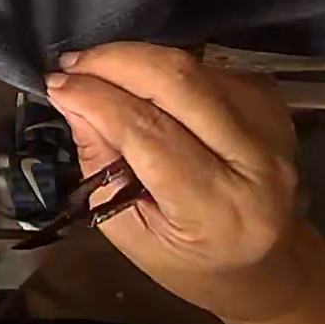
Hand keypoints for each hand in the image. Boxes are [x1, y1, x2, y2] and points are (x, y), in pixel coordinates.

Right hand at [45, 43, 309, 321]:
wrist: (267, 264)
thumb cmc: (186, 258)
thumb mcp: (125, 228)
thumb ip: (98, 161)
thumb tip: (70, 97)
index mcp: (218, 210)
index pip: (147, 132)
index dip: (94, 98)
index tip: (55, 85)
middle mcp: (256, 163)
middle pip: (177, 81)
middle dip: (113, 62)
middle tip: (71, 64)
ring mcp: (269, 127)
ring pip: (189, 65)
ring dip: (131, 58)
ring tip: (94, 68)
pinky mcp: (269, 102)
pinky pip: (202, 65)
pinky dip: (158, 66)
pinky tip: (137, 81)